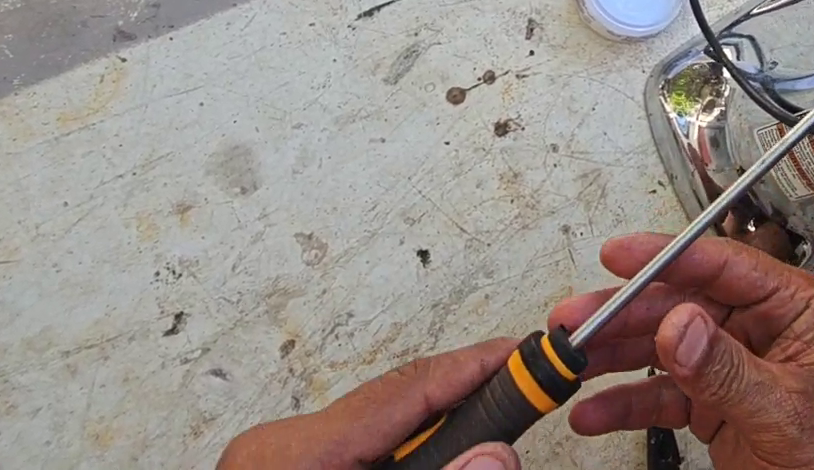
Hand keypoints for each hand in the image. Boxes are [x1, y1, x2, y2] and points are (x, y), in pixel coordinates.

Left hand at [217, 338, 522, 469]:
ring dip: (439, 439)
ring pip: (388, 426)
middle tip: (526, 396)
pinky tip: (437, 463)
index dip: (479, 367)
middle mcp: (281, 448)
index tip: (532, 354)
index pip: (410, 388)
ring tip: (485, 437)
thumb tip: (497, 458)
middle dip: (467, 404)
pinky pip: (368, 449)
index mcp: (292, 457)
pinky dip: (411, 457)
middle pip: (402, 403)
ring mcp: (281, 460)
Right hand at [549, 234, 813, 469]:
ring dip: (616, 354)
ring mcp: (732, 361)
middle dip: (626, 312)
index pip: (722, 265)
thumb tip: (678, 323)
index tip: (620, 254)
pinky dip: (627, 402)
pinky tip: (594, 411)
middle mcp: (757, 324)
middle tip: (576, 321)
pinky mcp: (715, 401)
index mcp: (788, 305)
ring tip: (570, 362)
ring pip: (664, 345)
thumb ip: (727, 369)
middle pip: (681, 303)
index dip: (667, 256)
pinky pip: (664, 393)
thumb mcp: (784, 409)